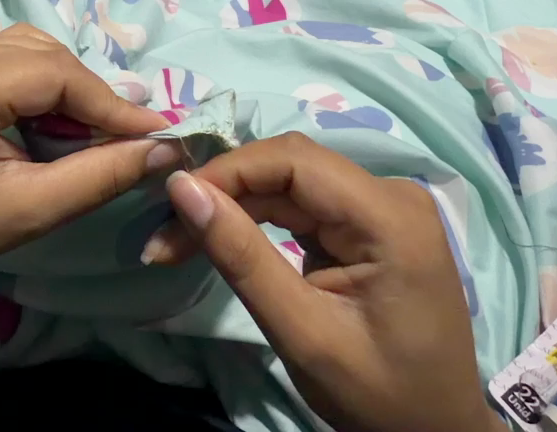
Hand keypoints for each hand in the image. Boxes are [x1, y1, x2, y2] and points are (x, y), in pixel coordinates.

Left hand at [0, 24, 175, 301]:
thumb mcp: (30, 211)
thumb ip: (100, 175)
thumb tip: (165, 148)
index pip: (59, 76)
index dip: (115, 105)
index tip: (163, 134)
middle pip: (49, 58)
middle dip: (93, 100)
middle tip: (129, 144)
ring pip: (35, 51)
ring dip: (69, 90)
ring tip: (89, 137)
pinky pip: (13, 55)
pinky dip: (42, 84)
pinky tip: (51, 122)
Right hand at [142, 133, 502, 431]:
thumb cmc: (379, 396)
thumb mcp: (303, 334)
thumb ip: (242, 257)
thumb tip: (180, 187)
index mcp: (390, 217)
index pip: (293, 160)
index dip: (228, 169)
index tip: (173, 201)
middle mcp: (388, 194)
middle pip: (287, 166)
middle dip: (222, 190)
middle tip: (167, 231)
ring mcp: (377, 205)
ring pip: (285, 181)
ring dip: (230, 205)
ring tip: (178, 240)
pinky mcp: (362, 220)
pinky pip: (296, 201)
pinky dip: (252, 218)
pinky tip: (219, 237)